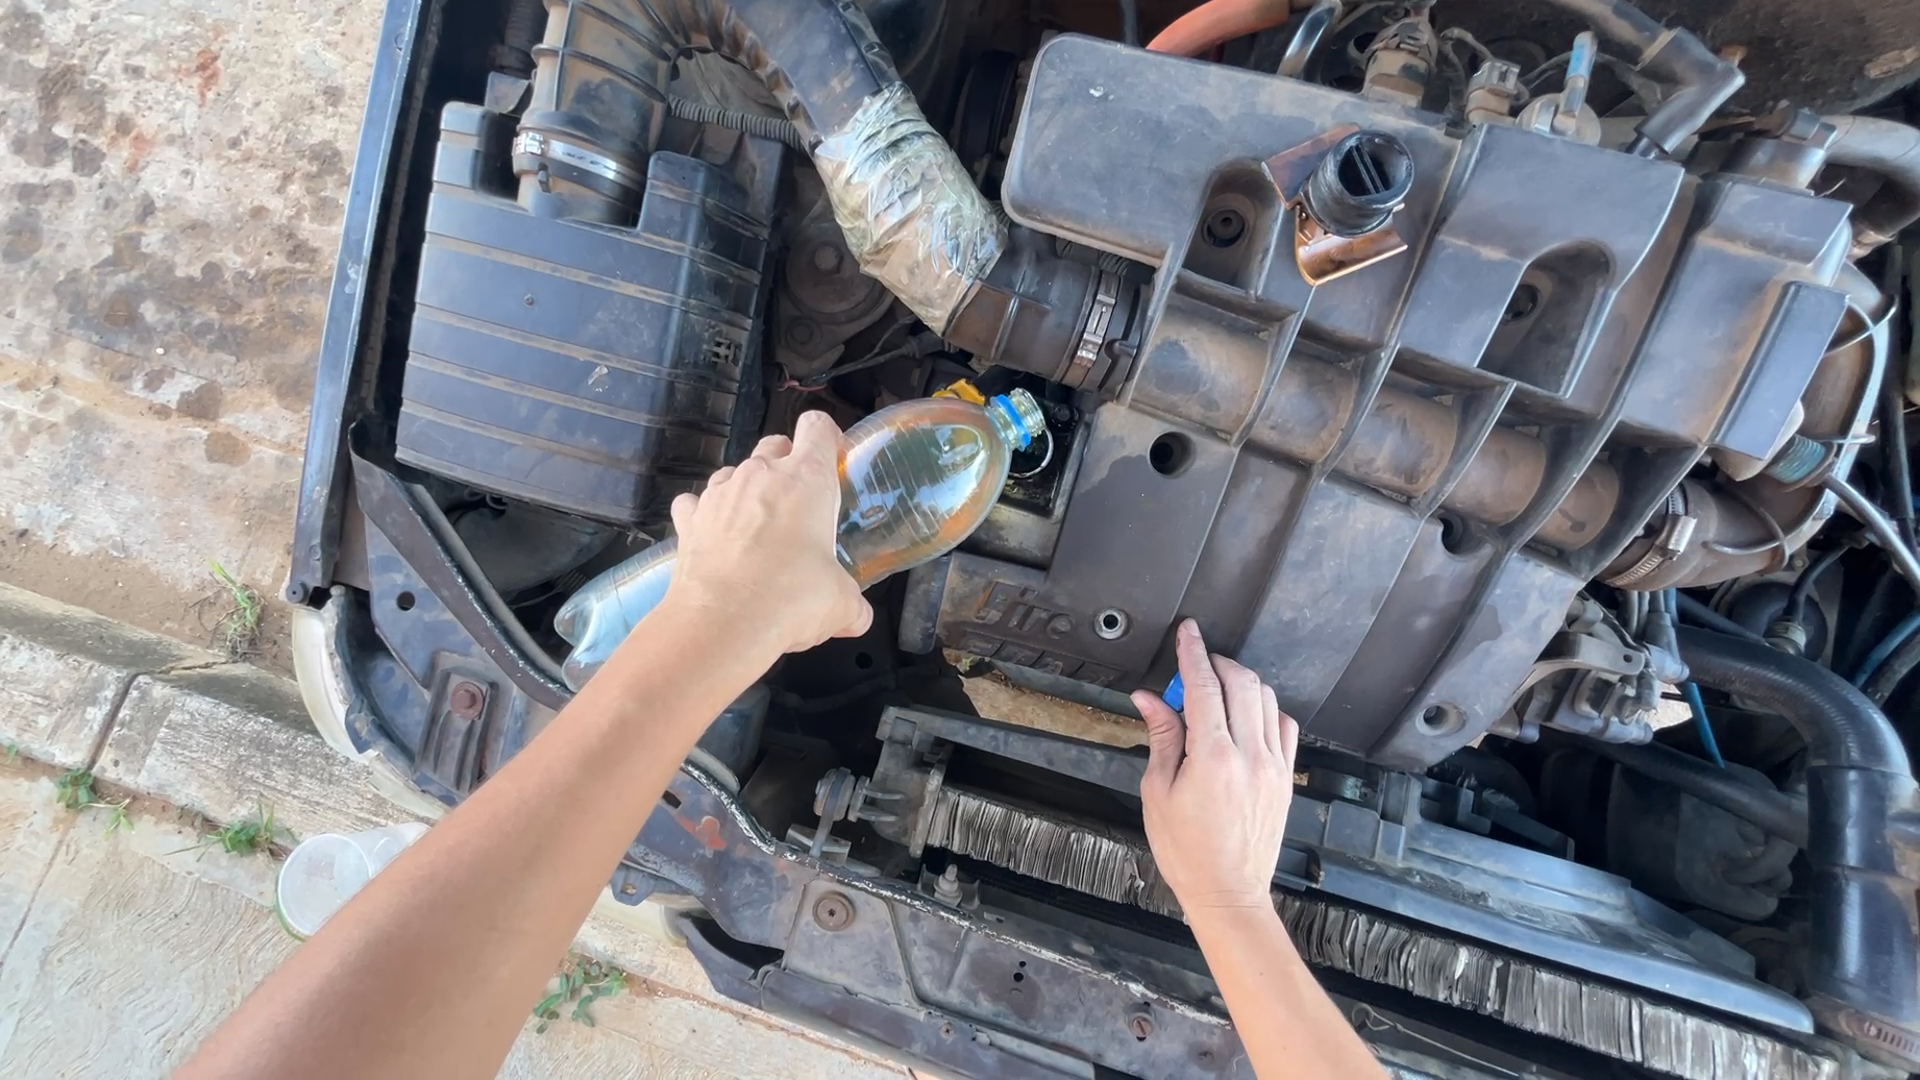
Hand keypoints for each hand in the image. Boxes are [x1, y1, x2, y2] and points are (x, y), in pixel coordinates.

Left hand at [666, 410, 872, 656]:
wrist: (721, 623)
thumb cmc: (792, 599)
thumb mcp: (841, 605)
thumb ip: (853, 604)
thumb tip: (857, 618)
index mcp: (808, 479)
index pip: (818, 428)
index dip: (827, 438)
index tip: (832, 462)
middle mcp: (761, 473)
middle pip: (776, 443)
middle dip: (788, 463)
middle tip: (798, 504)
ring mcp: (720, 492)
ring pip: (736, 471)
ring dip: (748, 490)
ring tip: (757, 528)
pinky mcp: (689, 518)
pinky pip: (696, 503)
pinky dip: (707, 515)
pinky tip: (716, 539)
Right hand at [1133, 619, 1298, 913]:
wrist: (1228, 893)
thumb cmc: (1187, 849)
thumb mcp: (1158, 790)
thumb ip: (1161, 735)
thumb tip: (1149, 698)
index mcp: (1212, 758)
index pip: (1203, 686)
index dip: (1192, 652)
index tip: (1187, 632)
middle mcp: (1250, 756)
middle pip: (1241, 683)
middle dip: (1217, 661)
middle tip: (1196, 663)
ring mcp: (1274, 766)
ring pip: (1267, 699)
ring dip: (1241, 682)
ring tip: (1216, 691)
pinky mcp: (1286, 779)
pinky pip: (1285, 726)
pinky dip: (1265, 708)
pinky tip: (1245, 716)